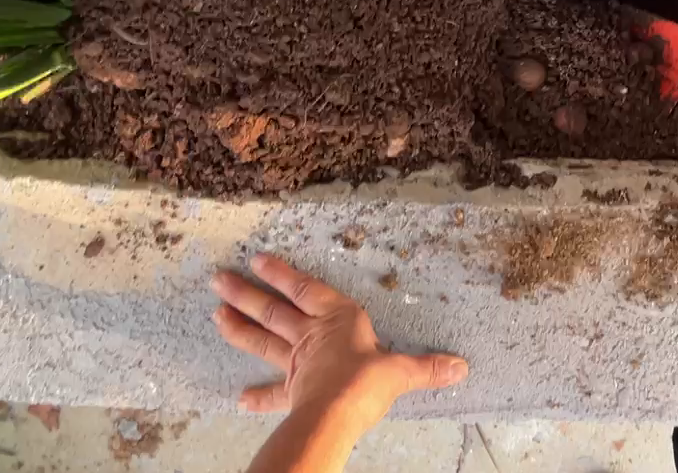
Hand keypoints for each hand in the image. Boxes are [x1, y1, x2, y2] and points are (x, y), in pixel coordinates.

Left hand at [211, 254, 468, 424]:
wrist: (336, 417)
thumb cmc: (365, 383)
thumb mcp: (400, 371)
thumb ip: (427, 367)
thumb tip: (461, 367)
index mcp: (337, 318)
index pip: (305, 288)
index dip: (281, 274)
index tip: (257, 259)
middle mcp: (312, 334)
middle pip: (273, 310)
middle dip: (246, 293)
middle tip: (218, 279)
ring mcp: (296, 363)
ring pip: (263, 339)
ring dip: (239, 326)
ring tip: (216, 313)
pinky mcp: (291, 393)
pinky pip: (272, 391)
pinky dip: (257, 396)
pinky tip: (239, 398)